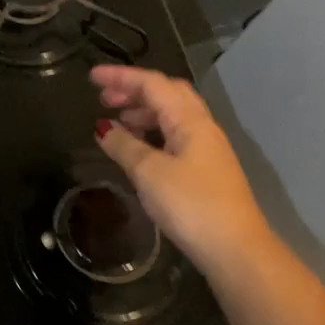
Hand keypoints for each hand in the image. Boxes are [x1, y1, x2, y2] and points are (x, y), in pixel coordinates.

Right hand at [91, 65, 272, 272]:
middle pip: (167, 95)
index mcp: (190, 120)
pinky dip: (151, 134)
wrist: (234, 248)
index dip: (121, 77)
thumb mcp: (149, 173)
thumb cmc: (191, 204)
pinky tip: (137, 150)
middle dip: (134, 91)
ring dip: (143, 113)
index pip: (153, 84)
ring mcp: (206, 150)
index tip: (91, 76)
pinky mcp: (205, 171)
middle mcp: (202, 128)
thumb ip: (124, 146)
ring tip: (116, 123)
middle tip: (103, 98)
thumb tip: (103, 128)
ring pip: (172, 117)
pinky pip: (174, 137)